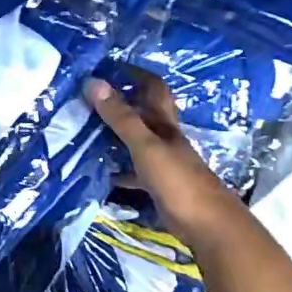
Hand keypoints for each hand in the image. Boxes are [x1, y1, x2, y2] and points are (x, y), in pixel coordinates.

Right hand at [86, 71, 241, 235]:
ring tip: (85, 129)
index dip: (136, 74)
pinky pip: (132, 169)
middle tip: (88, 98)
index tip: (110, 66)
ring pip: (135, 140)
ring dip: (115, 134)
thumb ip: (120, 117)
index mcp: (165, 124)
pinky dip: (117, 167)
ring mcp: (161, 162)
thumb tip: (93, 82)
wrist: (207, 224)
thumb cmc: (178, 180)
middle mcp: (164, 138)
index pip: (154, 88)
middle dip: (120, 102)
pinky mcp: (156, 184)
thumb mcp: (145, 145)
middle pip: (142, 113)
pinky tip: (99, 170)